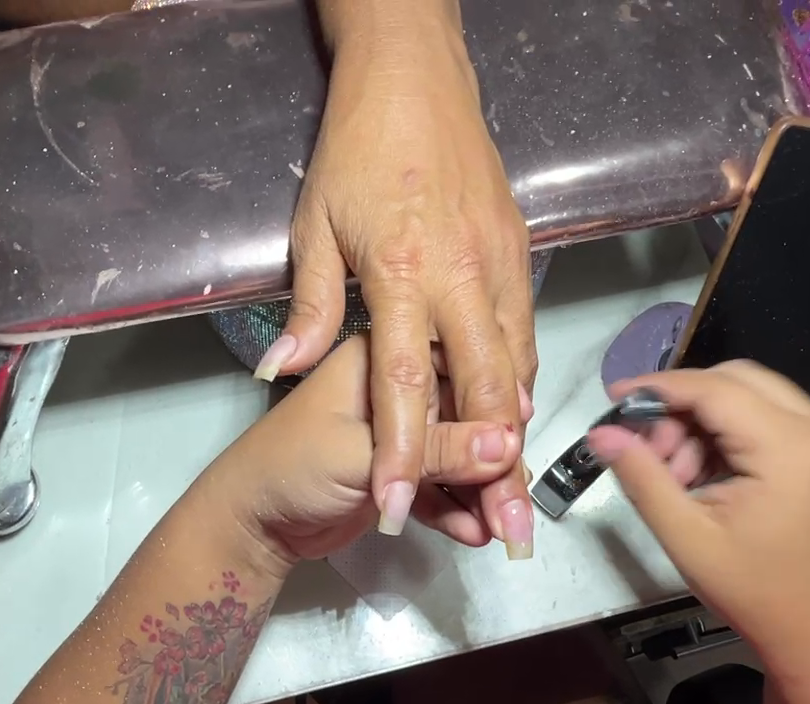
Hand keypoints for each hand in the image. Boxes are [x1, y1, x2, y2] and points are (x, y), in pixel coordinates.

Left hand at [202, 337, 520, 567]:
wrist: (249, 519)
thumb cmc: (286, 466)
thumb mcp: (358, 454)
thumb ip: (433, 450)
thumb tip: (505, 446)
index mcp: (386, 351)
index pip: (458, 374)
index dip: (495, 418)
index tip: (517, 458)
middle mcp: (401, 383)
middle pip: (470, 420)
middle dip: (498, 470)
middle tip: (516, 517)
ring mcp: (405, 427)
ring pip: (462, 456)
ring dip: (483, 496)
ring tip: (505, 536)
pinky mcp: (403, 467)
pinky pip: (443, 483)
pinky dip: (458, 508)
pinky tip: (475, 533)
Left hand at [255, 5, 537, 558]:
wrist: (416, 72)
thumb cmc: (358, 149)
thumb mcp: (315, 225)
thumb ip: (310, 307)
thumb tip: (283, 370)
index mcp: (402, 274)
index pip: (403, 386)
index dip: (401, 455)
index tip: (397, 509)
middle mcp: (462, 278)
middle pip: (485, 390)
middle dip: (494, 465)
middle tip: (503, 524)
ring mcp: (500, 266)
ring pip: (518, 367)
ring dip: (516, 433)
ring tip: (516, 491)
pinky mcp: (520, 255)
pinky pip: (526, 335)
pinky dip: (522, 383)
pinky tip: (517, 417)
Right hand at [586, 361, 809, 658]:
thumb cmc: (752, 589)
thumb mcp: (685, 535)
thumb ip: (641, 476)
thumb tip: (600, 433)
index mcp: (790, 446)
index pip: (715, 389)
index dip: (659, 387)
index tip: (613, 398)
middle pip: (735, 380)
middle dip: (681, 406)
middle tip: (647, 449)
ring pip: (749, 398)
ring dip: (701, 424)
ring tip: (675, 477)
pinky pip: (764, 420)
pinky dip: (725, 436)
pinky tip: (702, 478)